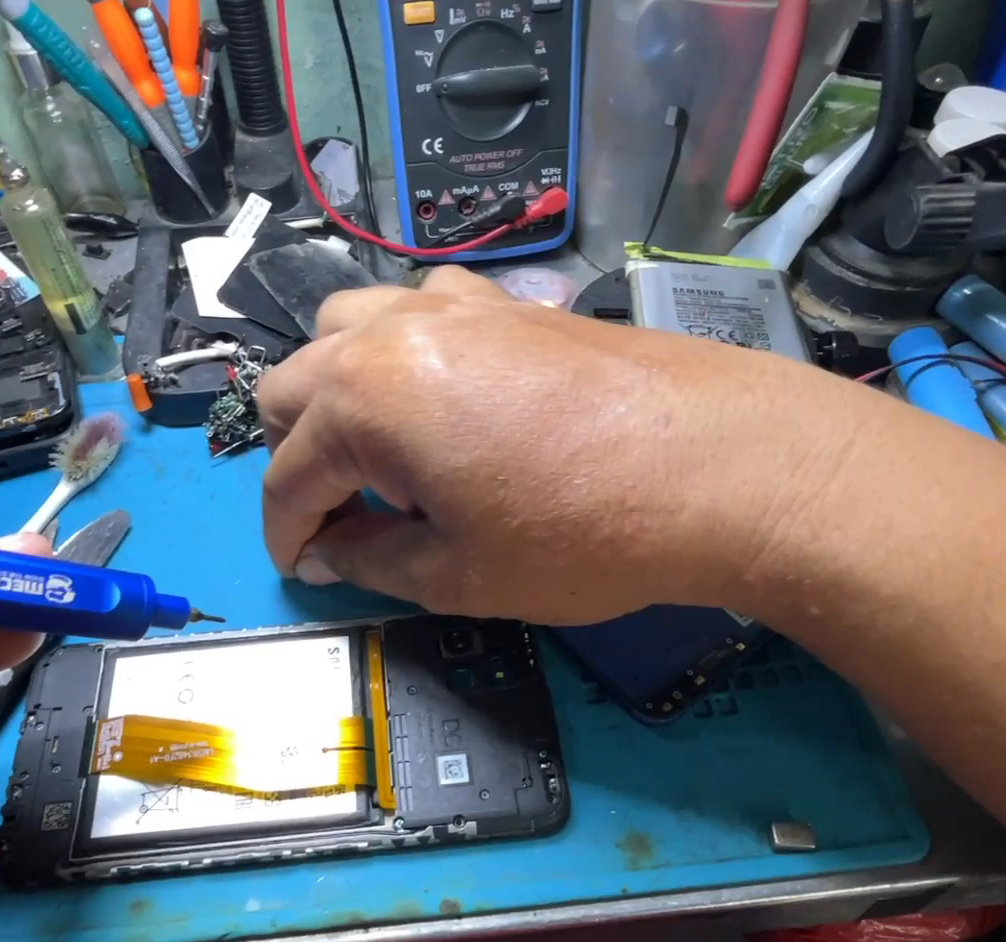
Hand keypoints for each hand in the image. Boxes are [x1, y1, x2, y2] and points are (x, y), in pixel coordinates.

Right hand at [256, 267, 853, 623]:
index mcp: (364, 400)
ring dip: (335, 392)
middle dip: (296, 456)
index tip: (302, 567)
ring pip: (343, 330)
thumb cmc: (580, 535)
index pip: (289, 475)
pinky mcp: (504, 301)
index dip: (285, 533)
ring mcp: (450, 305)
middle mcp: (392, 333)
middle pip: (292, 387)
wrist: (721, 467)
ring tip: (379, 450)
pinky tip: (439, 399)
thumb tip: (326, 551)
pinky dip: (397, 355)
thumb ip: (370, 561)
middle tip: (340, 514)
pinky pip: (415, 312)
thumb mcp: (458, 576)